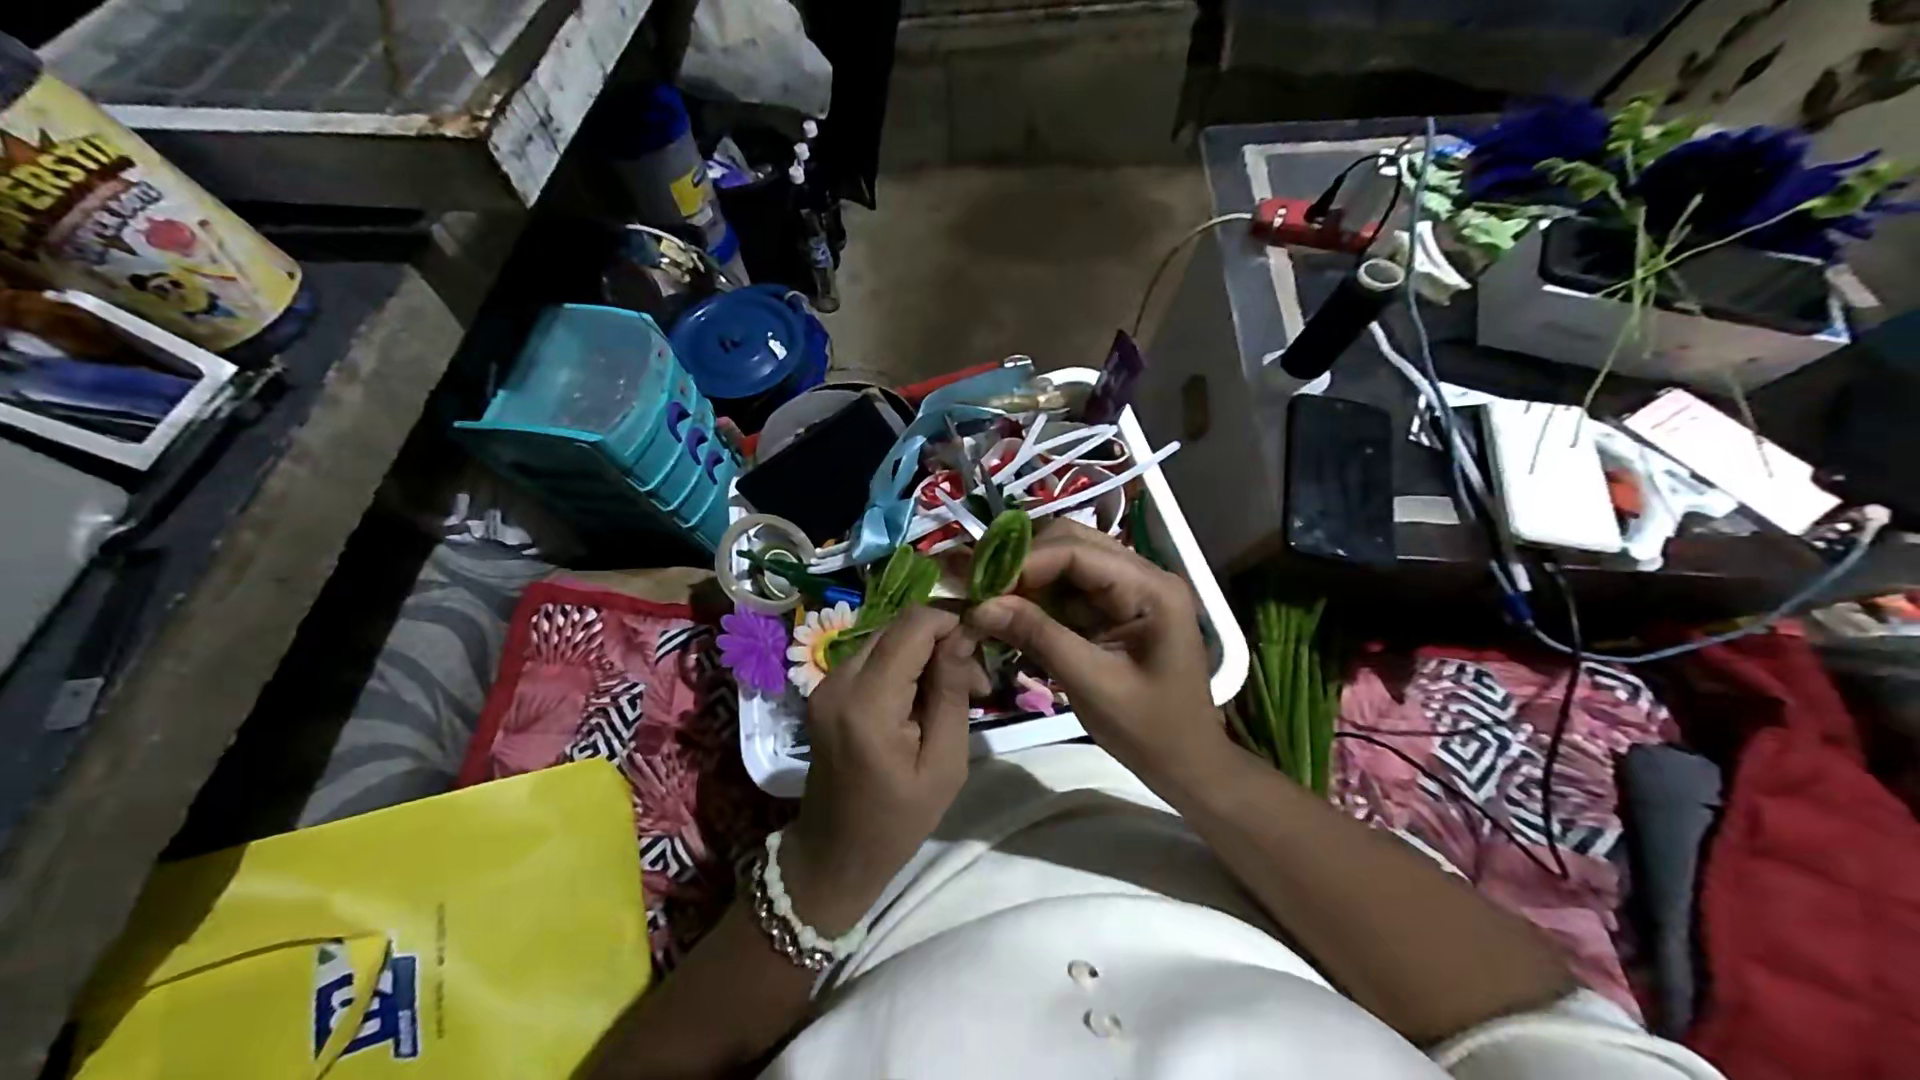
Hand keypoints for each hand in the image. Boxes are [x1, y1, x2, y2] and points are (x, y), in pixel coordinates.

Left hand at [783, 606, 983, 934]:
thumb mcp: (944, 764)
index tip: (979, 655)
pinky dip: (902, 667)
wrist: (834, 853)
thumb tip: (962, 635)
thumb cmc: (896, 821)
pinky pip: (871, 658)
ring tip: (950, 695)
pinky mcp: (826, 690)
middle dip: (942, 642)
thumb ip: (951, 693)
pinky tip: (919, 700)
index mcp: (867, 702)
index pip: (913, 625)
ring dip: (923, 654)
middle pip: (899, 627)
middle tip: (973, 684)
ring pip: (887, 638)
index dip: (952, 624)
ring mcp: (826, 683)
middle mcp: (838, 680)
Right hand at [966, 520, 1225, 782]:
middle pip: (1072, 544)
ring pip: (1067, 562)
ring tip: (990, 602)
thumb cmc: (1148, 727)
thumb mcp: (1090, 682)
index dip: (1026, 562)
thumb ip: (1038, 636)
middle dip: (1024, 564)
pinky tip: (1012, 615)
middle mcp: (1142, 576)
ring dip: (1028, 579)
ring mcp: (1129, 590)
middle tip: (982, 591)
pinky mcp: (1115, 608)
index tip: (982, 586)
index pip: (1078, 551)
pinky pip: (1069, 589)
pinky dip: (1039, 599)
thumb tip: (980, 606)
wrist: (1185, 761)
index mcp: (1151, 588)